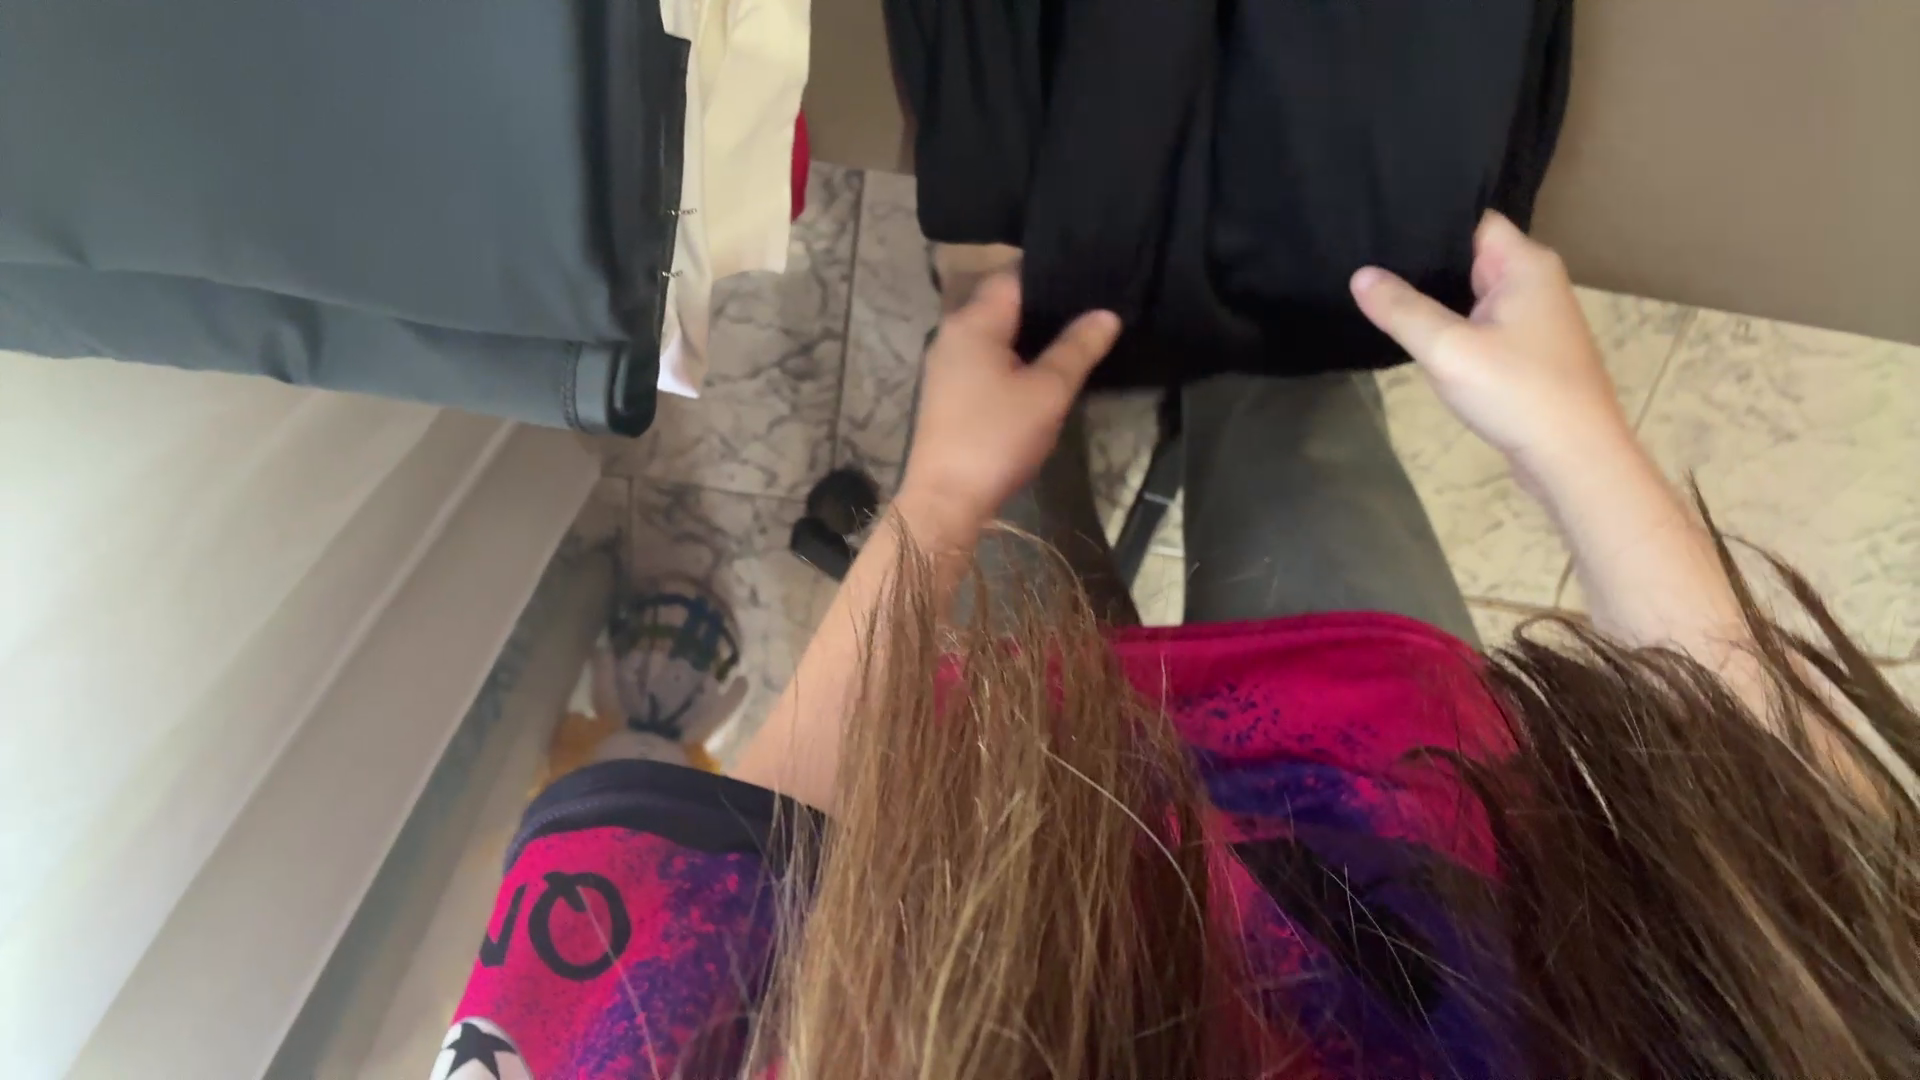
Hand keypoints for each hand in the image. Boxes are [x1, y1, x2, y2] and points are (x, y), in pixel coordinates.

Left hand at [897, 274, 1119, 534]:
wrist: (945, 500)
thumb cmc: (996, 439)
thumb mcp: (1047, 393)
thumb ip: (1077, 348)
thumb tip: (1107, 314)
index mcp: (973, 321)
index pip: (1015, 277)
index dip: (1055, 276)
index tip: (1093, 281)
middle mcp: (952, 334)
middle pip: (1004, 305)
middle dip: (1045, 309)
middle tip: (1093, 312)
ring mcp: (945, 366)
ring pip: (995, 337)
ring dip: (1029, 339)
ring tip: (1074, 341)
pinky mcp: (947, 394)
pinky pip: (985, 362)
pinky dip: (1012, 362)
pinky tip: (1039, 376)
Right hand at [1350, 212, 1633, 488]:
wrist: (1569, 453)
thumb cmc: (1515, 391)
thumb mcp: (1447, 349)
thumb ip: (1401, 310)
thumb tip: (1360, 274)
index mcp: (1524, 265)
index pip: (1471, 221)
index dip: (1427, 221)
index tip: (1378, 225)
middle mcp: (1532, 281)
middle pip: (1468, 254)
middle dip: (1420, 259)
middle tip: (1362, 259)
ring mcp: (1529, 315)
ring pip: (1469, 290)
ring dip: (1431, 294)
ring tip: (1375, 290)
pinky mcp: (1521, 347)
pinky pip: (1475, 319)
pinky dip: (1446, 321)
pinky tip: (1413, 331)